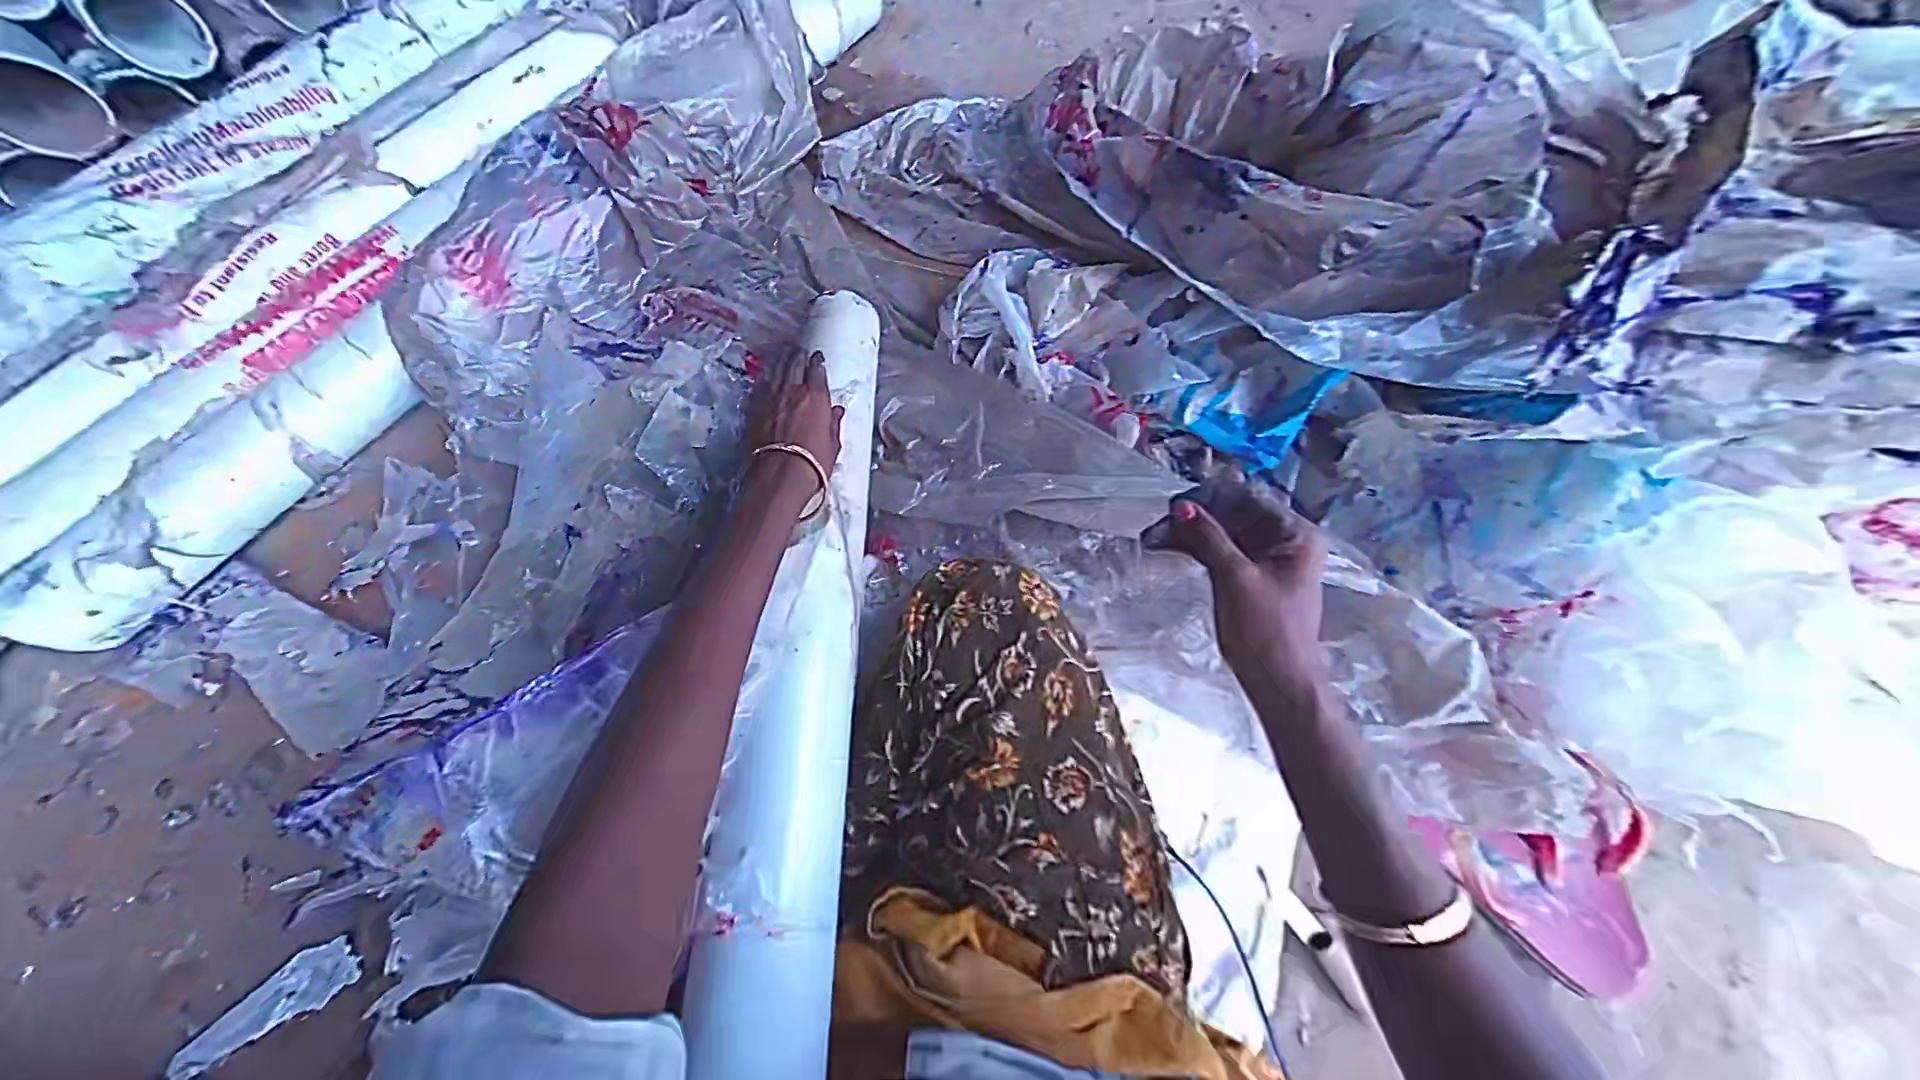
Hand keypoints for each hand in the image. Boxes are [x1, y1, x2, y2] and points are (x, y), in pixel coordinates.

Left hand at [749, 349, 843, 492]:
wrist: (781, 473)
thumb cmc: (813, 461)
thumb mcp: (832, 444)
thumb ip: (833, 424)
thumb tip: (836, 411)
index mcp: (816, 396)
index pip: (817, 371)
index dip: (817, 362)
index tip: (817, 358)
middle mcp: (793, 390)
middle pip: (794, 364)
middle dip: (798, 355)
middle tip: (799, 350)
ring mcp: (772, 397)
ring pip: (776, 370)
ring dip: (781, 359)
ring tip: (783, 353)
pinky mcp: (755, 407)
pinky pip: (762, 384)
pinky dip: (767, 376)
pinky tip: (768, 374)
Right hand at [1150, 478, 1327, 690]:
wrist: (1278, 682)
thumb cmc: (1264, 630)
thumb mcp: (1234, 578)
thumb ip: (1208, 538)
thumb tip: (1180, 506)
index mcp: (1296, 535)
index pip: (1248, 500)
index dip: (1209, 499)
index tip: (1171, 506)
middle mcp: (1286, 542)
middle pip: (1236, 516)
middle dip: (1197, 518)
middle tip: (1158, 525)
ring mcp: (1270, 560)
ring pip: (1226, 534)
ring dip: (1194, 534)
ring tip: (1157, 537)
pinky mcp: (1254, 578)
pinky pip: (1225, 553)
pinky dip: (1201, 550)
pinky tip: (1174, 548)